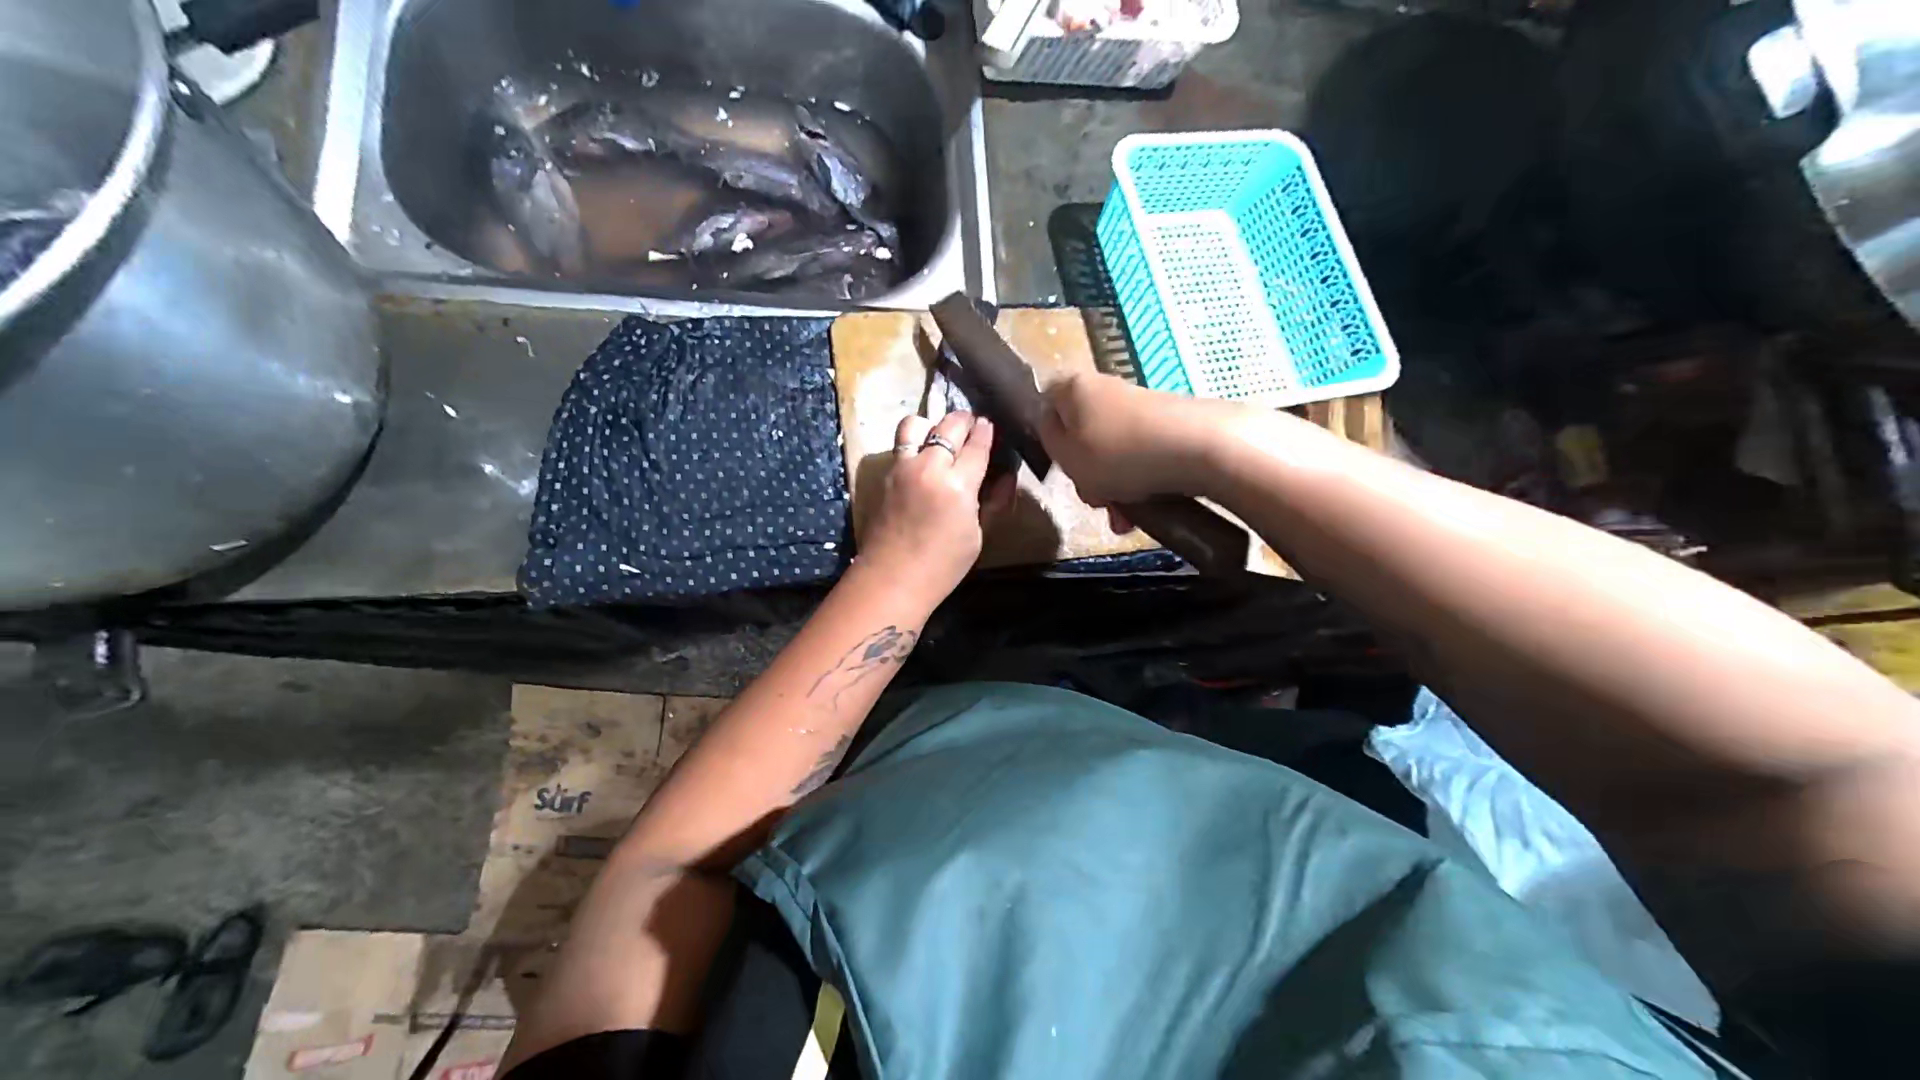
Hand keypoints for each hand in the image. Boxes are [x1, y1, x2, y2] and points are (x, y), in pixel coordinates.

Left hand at [857, 411, 1013, 603]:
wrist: (892, 578)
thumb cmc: (943, 565)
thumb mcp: (978, 536)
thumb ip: (994, 502)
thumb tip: (1006, 476)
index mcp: (958, 485)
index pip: (977, 445)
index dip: (986, 432)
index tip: (990, 425)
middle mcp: (929, 467)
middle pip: (949, 426)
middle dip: (964, 420)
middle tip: (971, 424)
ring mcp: (902, 467)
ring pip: (916, 424)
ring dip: (933, 424)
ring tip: (940, 435)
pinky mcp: (885, 474)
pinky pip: (901, 444)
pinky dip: (914, 440)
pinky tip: (923, 453)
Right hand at [1039, 374, 1248, 506]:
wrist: (1202, 449)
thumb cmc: (1119, 454)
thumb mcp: (1066, 454)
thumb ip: (1047, 438)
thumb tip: (1049, 424)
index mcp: (1074, 387)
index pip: (1045, 406)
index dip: (1047, 440)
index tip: (1060, 467)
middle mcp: (1106, 391)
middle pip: (1080, 437)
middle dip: (1085, 475)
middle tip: (1094, 498)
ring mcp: (1139, 409)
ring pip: (1110, 455)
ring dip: (1112, 490)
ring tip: (1123, 517)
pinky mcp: (1166, 428)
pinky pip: (1139, 460)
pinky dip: (1138, 485)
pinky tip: (1144, 512)